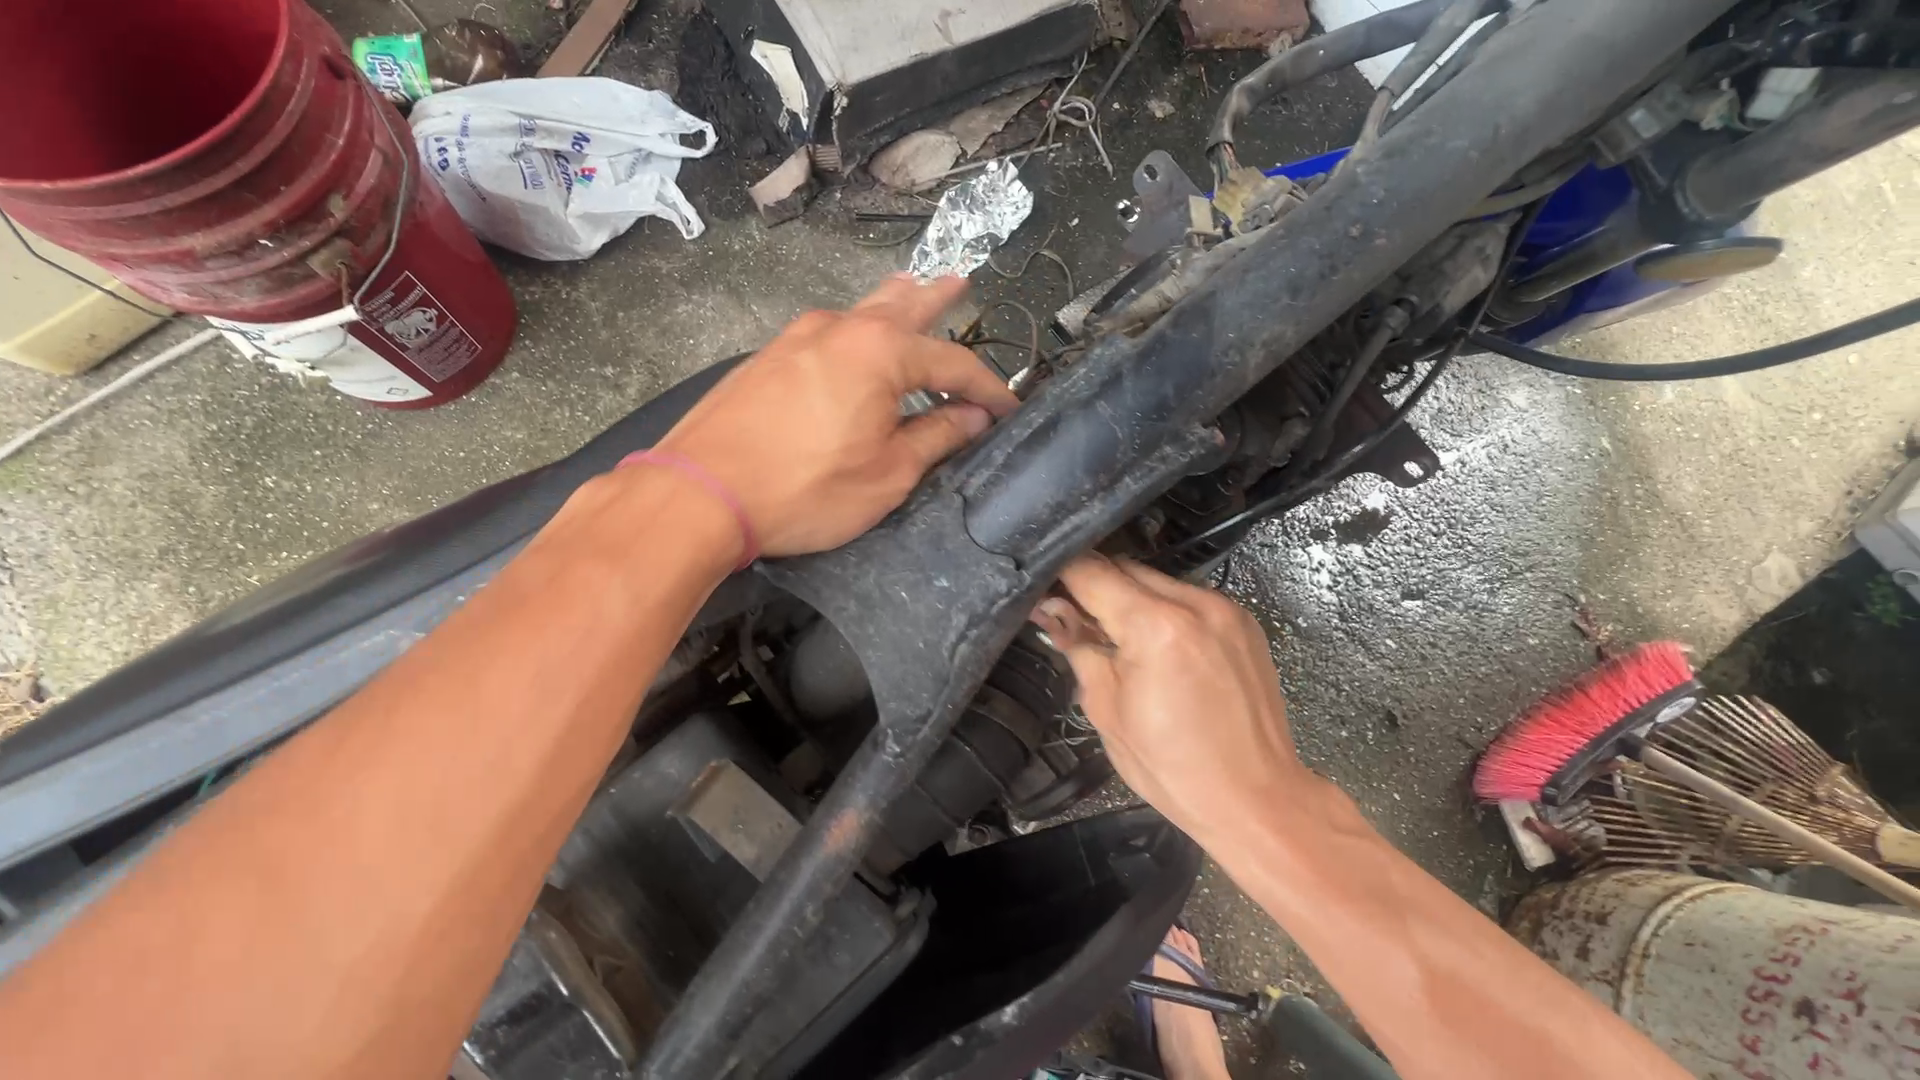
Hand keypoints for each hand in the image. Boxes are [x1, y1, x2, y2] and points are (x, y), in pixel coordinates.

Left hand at [654, 275, 1018, 556]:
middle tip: (960, 280)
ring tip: (910, 290)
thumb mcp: (887, 475)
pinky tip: (851, 344)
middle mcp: (840, 330)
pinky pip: (826, 332)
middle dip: (936, 298)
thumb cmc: (804, 489)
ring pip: (859, 312)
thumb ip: (936, 439)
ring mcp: (796, 339)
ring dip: (891, 304)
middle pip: (902, 307)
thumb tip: (972, 418)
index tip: (1009, 409)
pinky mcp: (766, 359)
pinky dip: (853, 332)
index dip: (986, 388)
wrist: (699, 493)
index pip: (952, 363)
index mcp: (881, 354)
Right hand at [1032, 555, 1309, 843]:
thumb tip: (1053, 614)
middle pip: (1125, 568)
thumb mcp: (1105, 709)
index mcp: (1156, 627)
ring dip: (1131, 599)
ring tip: (1121, 642)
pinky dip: (1166, 612)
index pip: (1091, 573)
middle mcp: (1196, 605)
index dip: (1059, 578)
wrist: (1252, 797)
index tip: (1044, 591)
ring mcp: (1226, 611)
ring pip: (1158, 580)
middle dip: (1095, 588)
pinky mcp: (1244, 623)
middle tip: (1076, 622)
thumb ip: (1079, 648)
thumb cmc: (1175, 768)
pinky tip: (1158, 649)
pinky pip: (1190, 598)